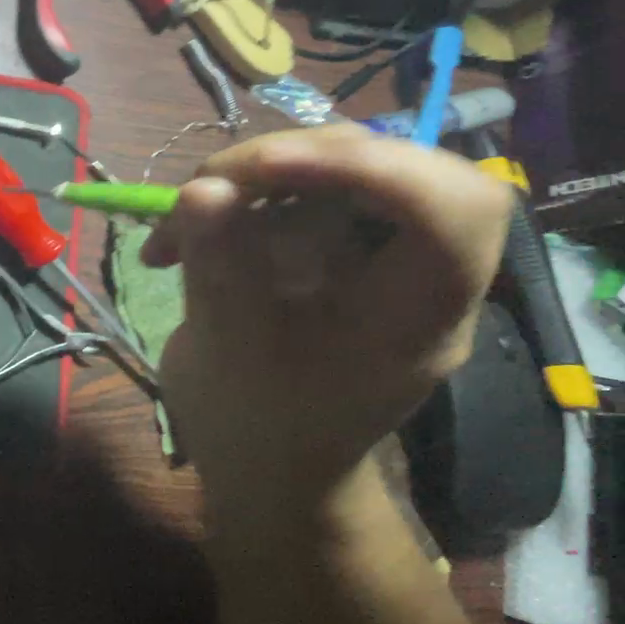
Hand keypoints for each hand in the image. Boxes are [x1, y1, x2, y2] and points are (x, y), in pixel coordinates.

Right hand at [140, 125, 509, 518]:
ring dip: (240, 182)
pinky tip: (178, 238)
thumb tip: (201, 188)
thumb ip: (221, 265)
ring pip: (330, 168)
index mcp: (421, 307)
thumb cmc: (258, 422)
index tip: (263, 171)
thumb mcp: (229, 349)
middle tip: (199, 191)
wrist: (264, 460)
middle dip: (282, 162)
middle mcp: (413, 267)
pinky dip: (229, 201)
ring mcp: (370, 252)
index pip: (449, 207)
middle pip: (386, 166)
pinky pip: (291, 193)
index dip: (368, 169)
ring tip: (175, 226)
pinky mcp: (329, 246)